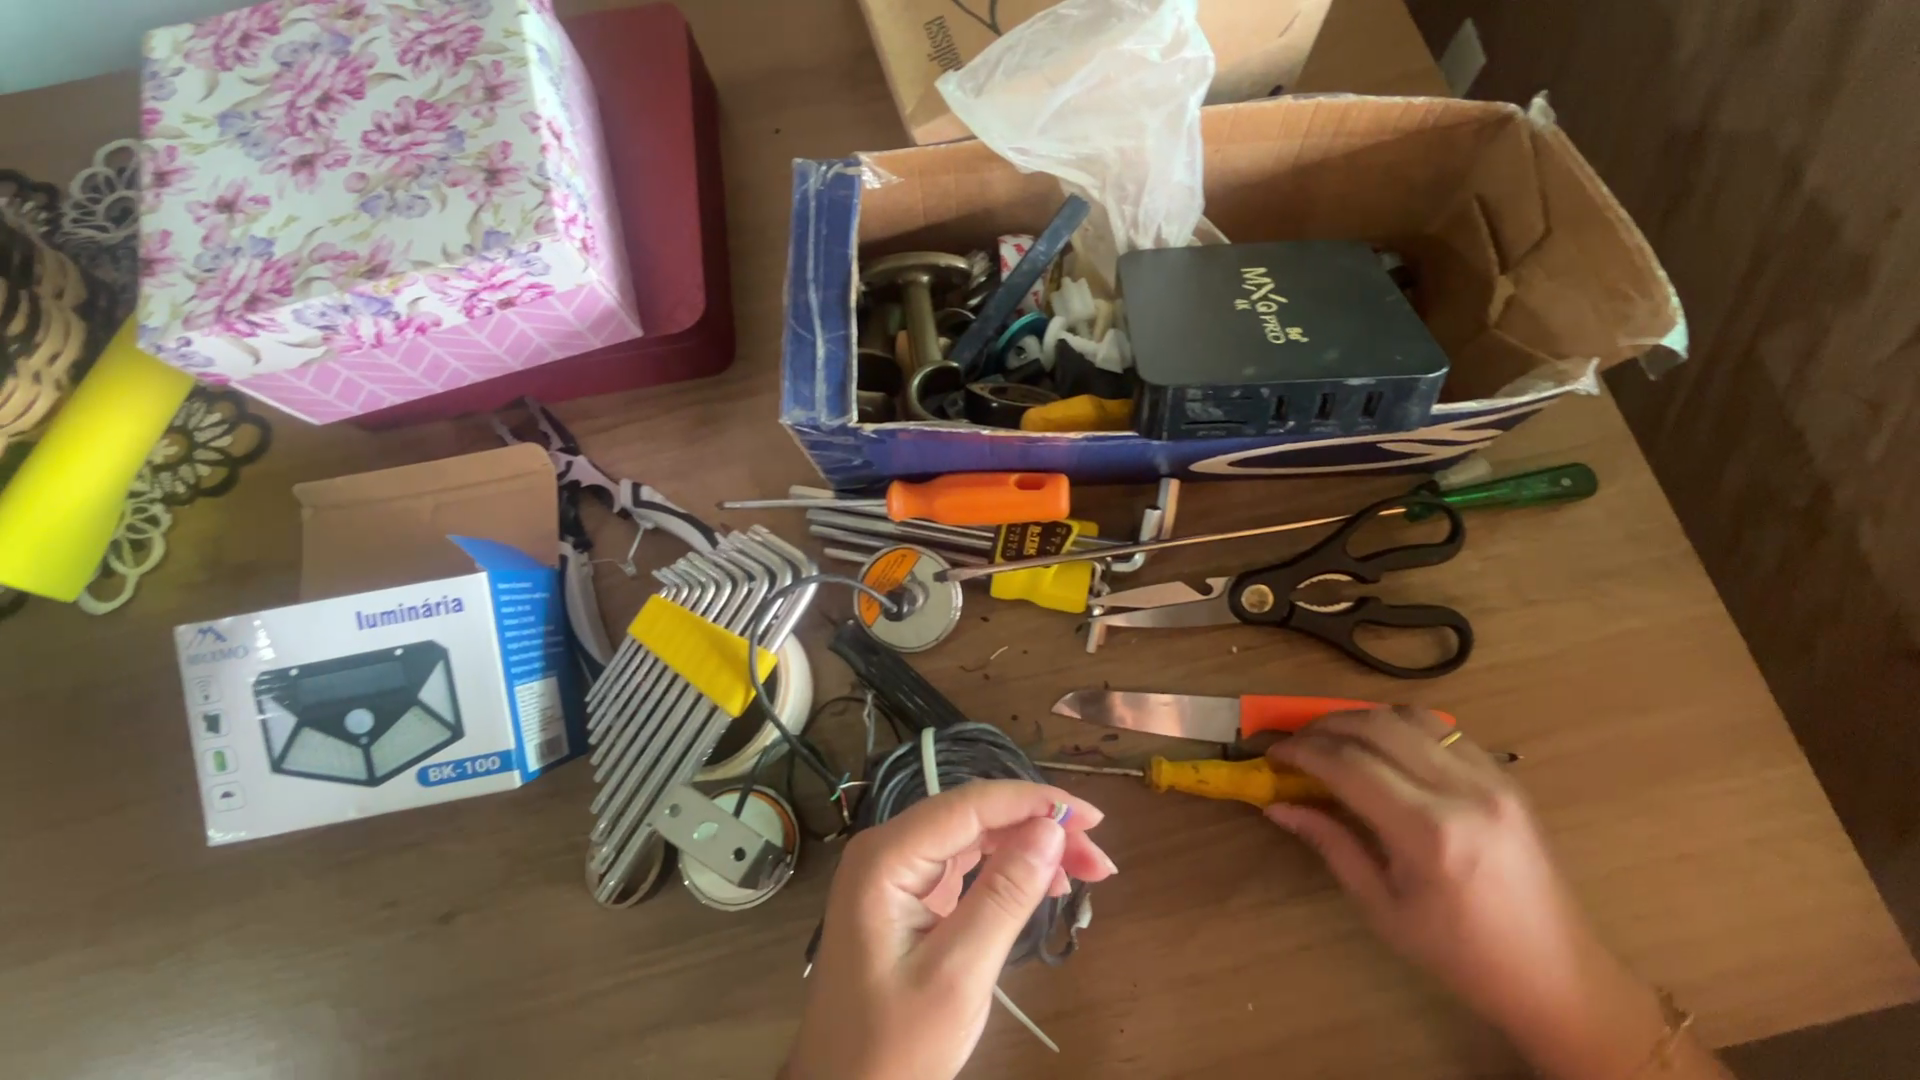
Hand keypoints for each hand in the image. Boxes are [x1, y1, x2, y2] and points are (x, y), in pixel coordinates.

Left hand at [783, 780, 1117, 1079]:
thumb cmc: (893, 1045)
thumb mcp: (958, 975)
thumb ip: (1004, 896)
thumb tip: (1051, 829)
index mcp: (885, 858)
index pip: (969, 806)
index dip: (1032, 802)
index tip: (1091, 819)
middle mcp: (888, 850)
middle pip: (975, 817)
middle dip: (1039, 827)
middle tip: (1098, 858)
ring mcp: (897, 871)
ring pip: (976, 837)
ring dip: (1031, 846)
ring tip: (1087, 870)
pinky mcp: (909, 894)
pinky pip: (966, 864)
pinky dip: (1009, 869)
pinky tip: (1047, 883)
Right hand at [1267, 709, 1724, 1079]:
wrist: (1557, 974)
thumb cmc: (1459, 953)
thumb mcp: (1381, 906)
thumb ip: (1330, 842)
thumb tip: (1276, 804)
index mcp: (1429, 832)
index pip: (1348, 764)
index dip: (1301, 751)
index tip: (1271, 753)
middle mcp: (1463, 791)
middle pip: (1375, 726)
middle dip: (1323, 726)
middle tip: (1294, 743)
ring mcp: (1492, 778)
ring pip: (1409, 715)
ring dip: (1361, 718)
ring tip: (1333, 740)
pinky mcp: (1506, 776)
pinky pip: (1442, 728)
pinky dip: (1399, 726)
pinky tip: (1381, 748)